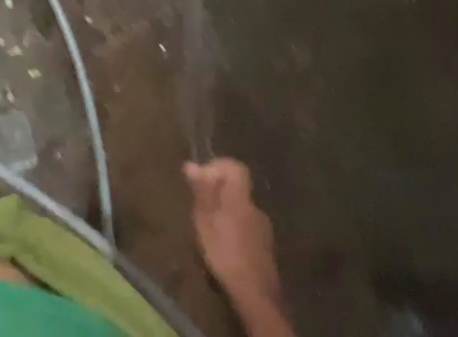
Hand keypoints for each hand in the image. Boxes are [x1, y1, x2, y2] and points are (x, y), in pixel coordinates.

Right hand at [184, 158, 281, 307]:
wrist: (255, 294)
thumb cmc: (224, 252)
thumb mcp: (204, 220)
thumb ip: (201, 192)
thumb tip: (192, 164)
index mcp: (241, 199)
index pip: (236, 168)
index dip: (218, 167)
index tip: (201, 180)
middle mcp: (256, 209)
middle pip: (237, 189)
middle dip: (216, 192)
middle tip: (197, 208)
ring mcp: (264, 228)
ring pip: (240, 208)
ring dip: (223, 211)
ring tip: (206, 229)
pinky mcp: (265, 245)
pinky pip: (246, 224)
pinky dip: (232, 227)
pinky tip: (222, 245)